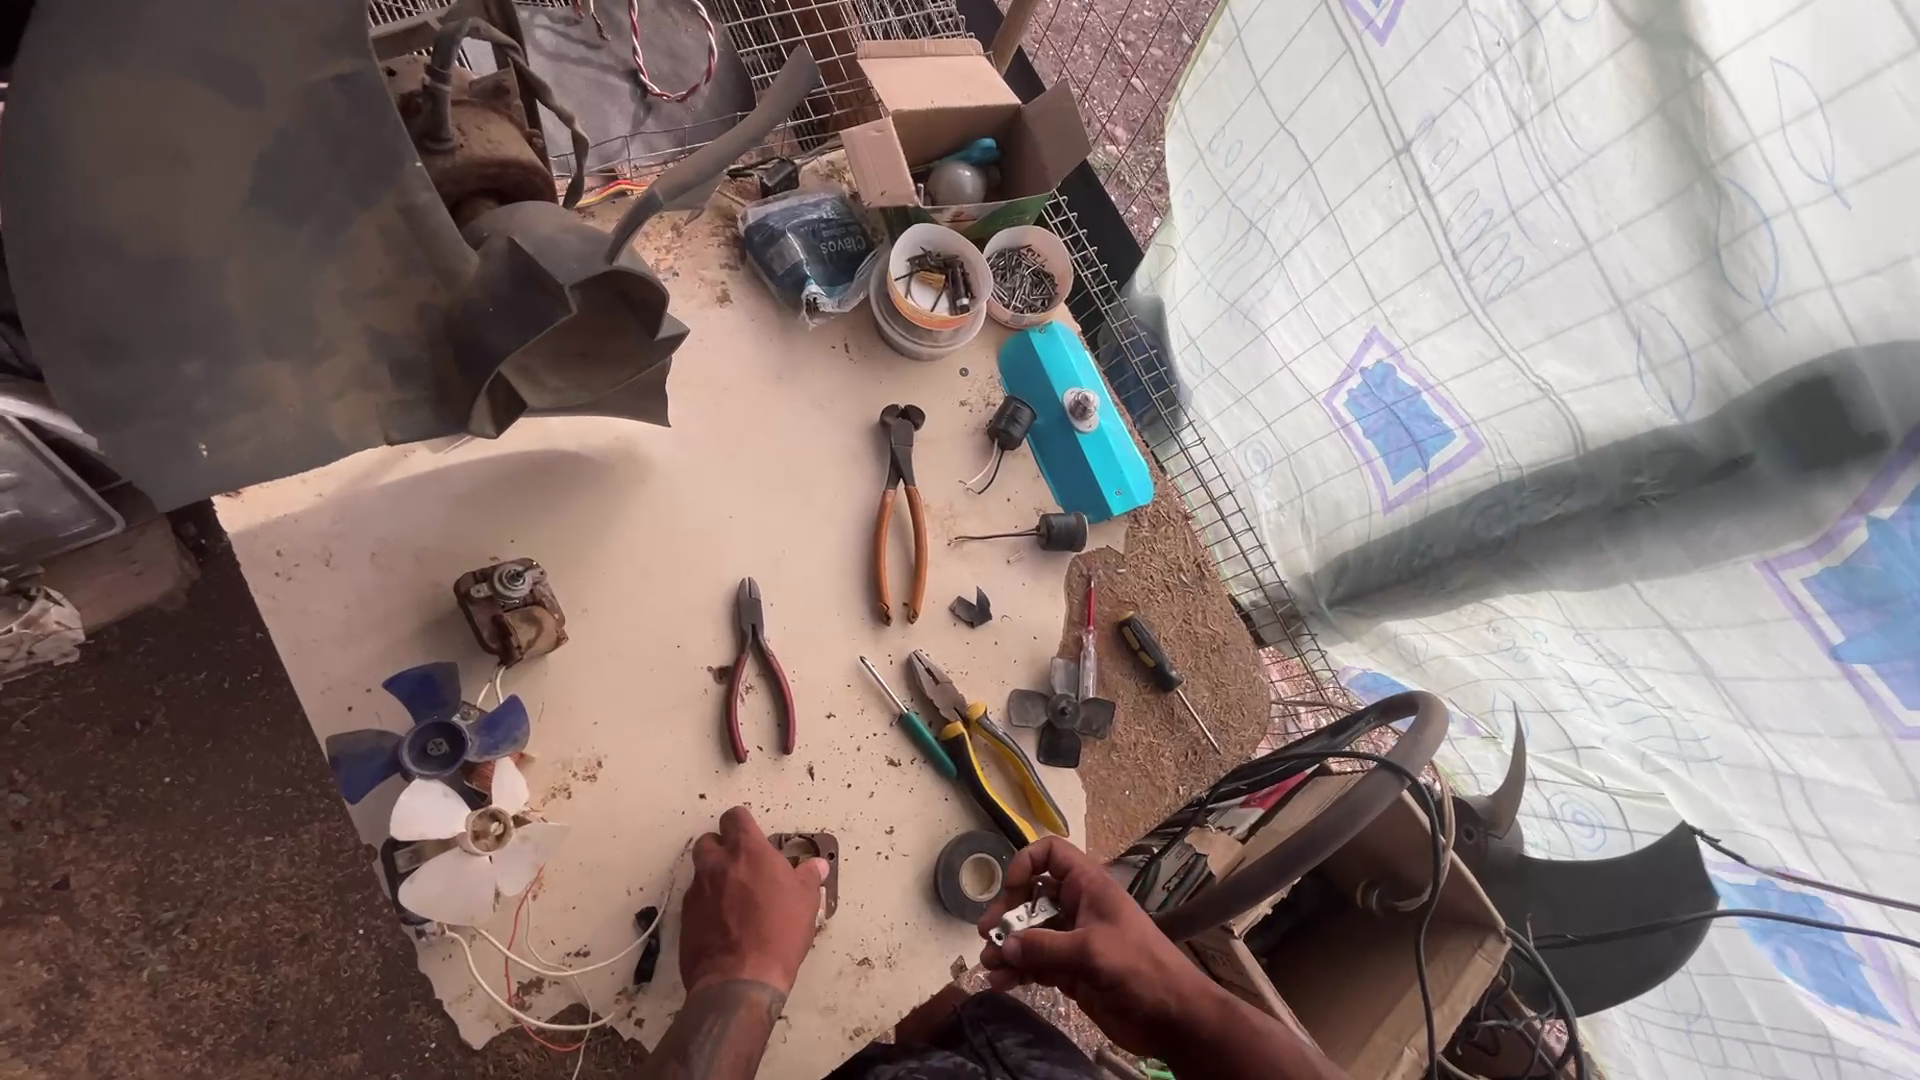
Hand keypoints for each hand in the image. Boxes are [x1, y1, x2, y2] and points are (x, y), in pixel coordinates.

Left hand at [680, 806, 828, 994]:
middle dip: (721, 847)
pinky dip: (705, 904)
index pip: (735, 817)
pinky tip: (722, 922)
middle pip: (709, 840)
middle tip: (739, 864)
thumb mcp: (805, 901)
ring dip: (713, 876)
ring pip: (700, 871)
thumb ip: (808, 877)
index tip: (752, 835)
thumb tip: (817, 866)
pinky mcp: (685, 919)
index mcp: (748, 852)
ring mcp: (697, 892)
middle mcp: (717, 865)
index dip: (742, 823)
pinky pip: (694, 901)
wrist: (740, 979)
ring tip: (731, 895)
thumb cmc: (779, 931)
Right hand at [976, 836, 1220, 1055]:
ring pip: (1030, 933)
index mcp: (1087, 885)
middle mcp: (1077, 906)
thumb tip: (1005, 946)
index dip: (1026, 863)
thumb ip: (1045, 947)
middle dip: (1008, 914)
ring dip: (1008, 947)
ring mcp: (1073, 939)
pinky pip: (1036, 963)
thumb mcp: (1092, 951)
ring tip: (989, 966)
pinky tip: (1001, 984)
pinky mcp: (1071, 971)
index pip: (1050, 853)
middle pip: (1032, 896)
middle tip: (988, 935)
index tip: (1011, 889)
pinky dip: (1017, 971)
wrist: (1173, 1017)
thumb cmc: (1140, 968)